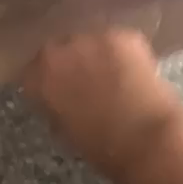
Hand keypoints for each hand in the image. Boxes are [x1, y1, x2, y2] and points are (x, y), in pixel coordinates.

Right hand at [21, 28, 182, 180]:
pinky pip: (118, 40)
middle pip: (60, 47)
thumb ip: (54, 103)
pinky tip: (135, 72)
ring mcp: (91, 36)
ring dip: (98, 54)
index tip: (60, 89)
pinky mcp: (121, 34)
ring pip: (91, 40)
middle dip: (72, 60)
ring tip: (116, 76)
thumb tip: (60, 95)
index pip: (34, 68)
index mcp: (39, 75)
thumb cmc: (104, 149)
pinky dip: (125, 53)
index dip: (49, 79)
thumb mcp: (64, 129)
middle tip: (90, 81)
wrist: (148, 142)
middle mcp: (58, 47)